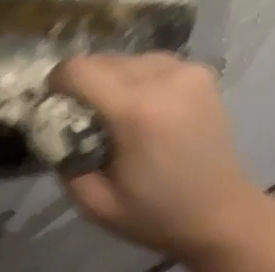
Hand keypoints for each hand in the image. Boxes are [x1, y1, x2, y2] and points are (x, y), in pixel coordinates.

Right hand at [49, 53, 274, 258]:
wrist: (226, 216)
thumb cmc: (160, 214)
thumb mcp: (99, 204)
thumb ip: (65, 164)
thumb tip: (49, 128)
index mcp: (134, 110)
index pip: (78, 69)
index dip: (58, 82)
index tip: (55, 101)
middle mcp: (160, 77)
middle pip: (101, 60)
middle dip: (87, 82)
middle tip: (88, 114)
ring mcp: (184, 70)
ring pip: (127, 58)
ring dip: (115, 78)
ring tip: (122, 111)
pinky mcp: (200, 71)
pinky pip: (153, 62)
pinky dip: (143, 78)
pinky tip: (152, 106)